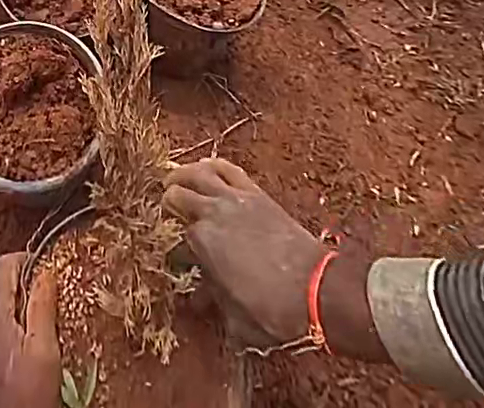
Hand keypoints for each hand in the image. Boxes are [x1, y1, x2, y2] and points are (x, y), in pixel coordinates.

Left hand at [0, 253, 60, 407]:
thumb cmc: (25, 401)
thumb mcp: (44, 352)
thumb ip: (42, 306)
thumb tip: (45, 272)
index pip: (4, 264)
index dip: (26, 261)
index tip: (46, 270)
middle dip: (17, 278)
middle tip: (43, 291)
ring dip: (8, 298)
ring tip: (34, 316)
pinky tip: (16, 340)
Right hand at [165, 158, 328, 347]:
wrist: (318, 289)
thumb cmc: (274, 309)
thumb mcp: (235, 318)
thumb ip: (212, 302)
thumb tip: (198, 300)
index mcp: (201, 242)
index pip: (174, 238)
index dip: (170, 248)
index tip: (174, 257)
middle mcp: (211, 212)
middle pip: (176, 195)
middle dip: (168, 204)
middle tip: (166, 211)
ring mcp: (232, 198)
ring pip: (196, 172)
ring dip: (181, 176)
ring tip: (173, 180)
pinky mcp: (253, 191)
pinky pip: (226, 168)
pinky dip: (211, 165)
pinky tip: (205, 167)